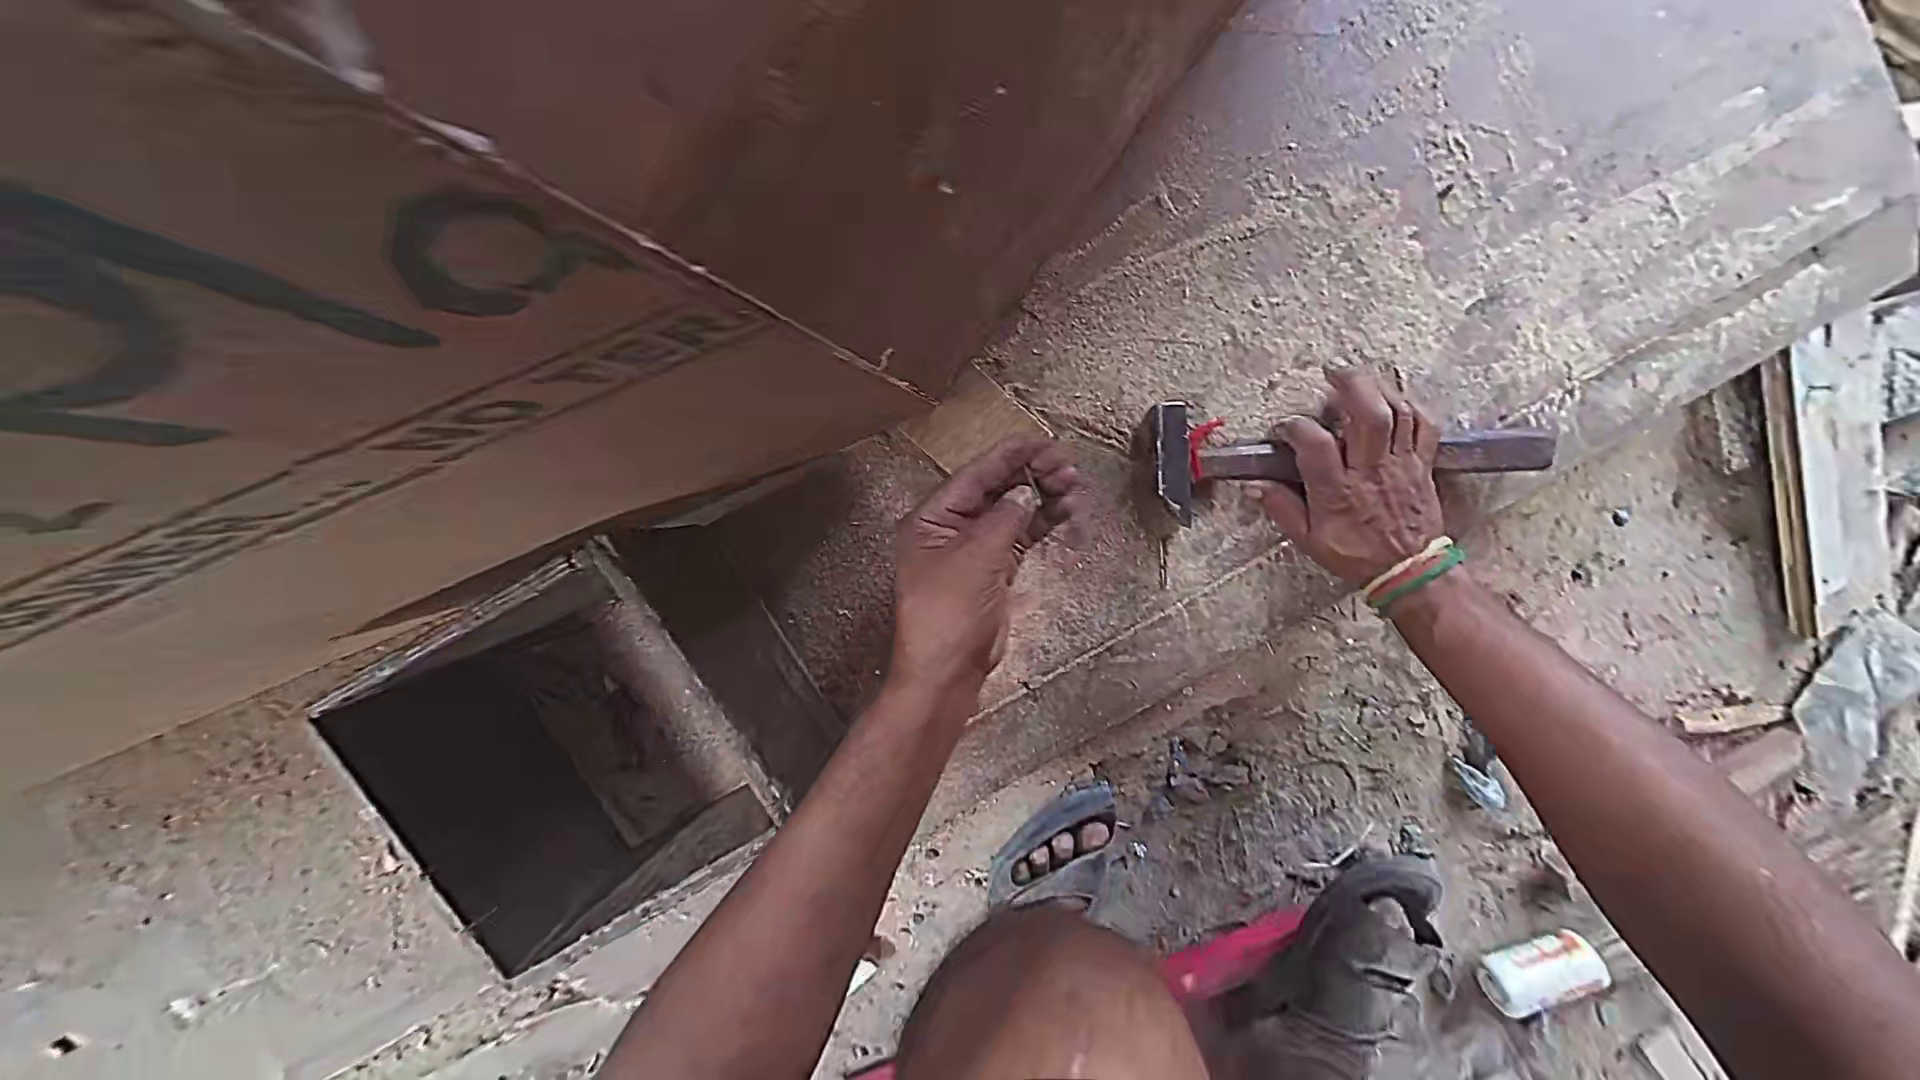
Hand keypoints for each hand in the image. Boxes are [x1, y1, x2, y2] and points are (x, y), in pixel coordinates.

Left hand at [891, 437, 1086, 693]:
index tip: (1044, 443)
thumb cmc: (948, 613)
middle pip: (995, 490)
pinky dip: (1042, 523)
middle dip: (1031, 475)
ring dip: (1042, 497)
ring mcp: (974, 549)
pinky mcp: (994, 569)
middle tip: (1067, 466)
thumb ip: (1004, 518)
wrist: (948, 671)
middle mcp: (950, 528)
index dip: (1010, 456)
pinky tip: (1065, 510)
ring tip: (1074, 487)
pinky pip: (1020, 536)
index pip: (975, 476)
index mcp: (931, 519)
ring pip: (1012, 511)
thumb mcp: (975, 558)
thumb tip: (1026, 489)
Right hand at [1243, 366, 1444, 582]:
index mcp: (1337, 491)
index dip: (1295, 428)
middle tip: (1332, 373)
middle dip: (1350, 386)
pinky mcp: (1420, 464)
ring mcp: (1400, 464)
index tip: (1283, 429)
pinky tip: (1393, 399)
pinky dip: (1409, 405)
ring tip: (1359, 378)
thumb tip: (1253, 487)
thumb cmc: (1356, 554)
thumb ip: (1280, 508)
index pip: (1315, 445)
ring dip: (1378, 388)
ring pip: (1397, 413)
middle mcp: (1370, 471)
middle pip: (1368, 414)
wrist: (1408, 568)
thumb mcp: (1307, 538)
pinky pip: (1422, 425)